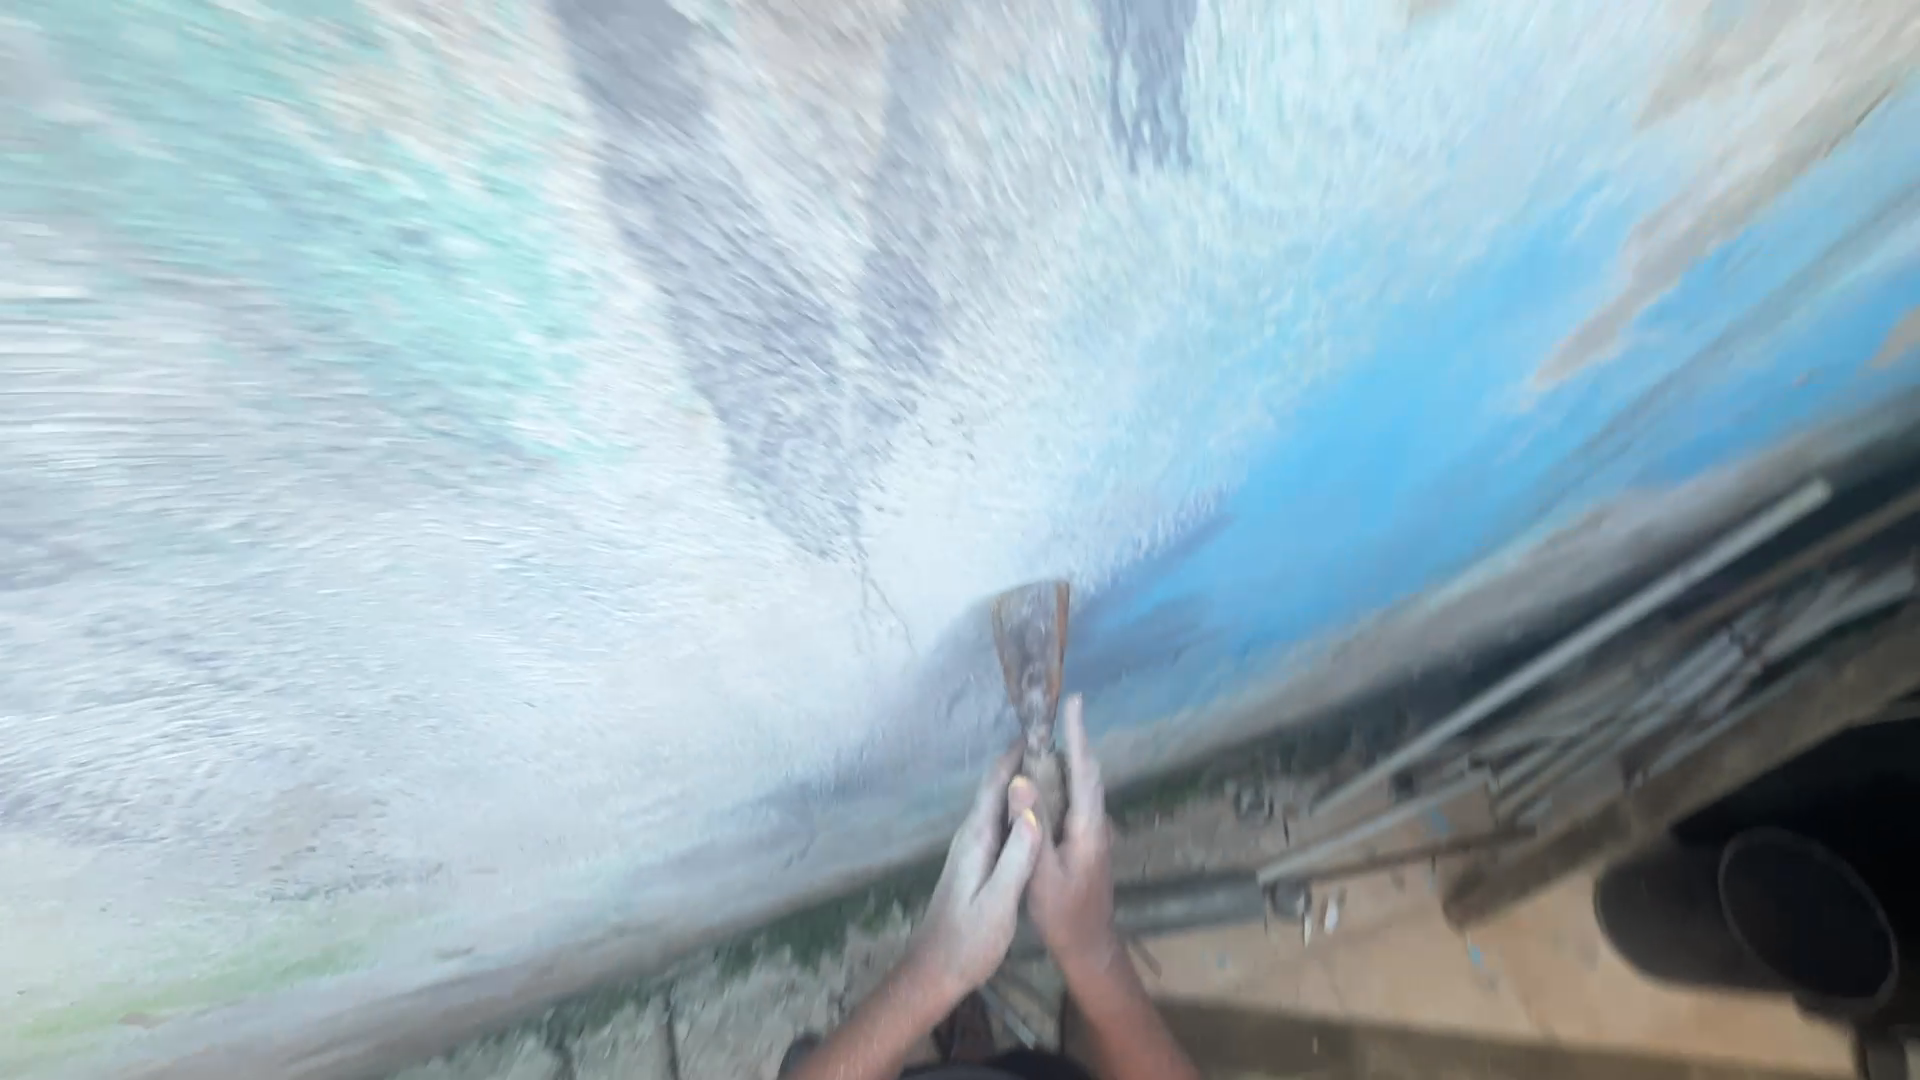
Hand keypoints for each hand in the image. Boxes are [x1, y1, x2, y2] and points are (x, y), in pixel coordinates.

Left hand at [906, 742, 1043, 1001]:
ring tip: (1056, 771)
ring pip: (1000, 803)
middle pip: (998, 787)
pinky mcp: (978, 859)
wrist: (936, 969)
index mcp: (977, 835)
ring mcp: (974, 845)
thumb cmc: (969, 939)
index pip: (996, 782)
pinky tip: (1040, 814)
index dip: (1016, 753)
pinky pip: (1001, 821)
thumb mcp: (999, 901)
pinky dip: (1021, 808)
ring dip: (1023, 784)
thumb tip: (1033, 807)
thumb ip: (1016, 856)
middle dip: (1023, 762)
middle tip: (1057, 746)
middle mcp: (973, 832)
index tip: (1041, 730)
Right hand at [1027, 695, 1120, 975]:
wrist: (1090, 947)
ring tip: (1043, 736)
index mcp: (1089, 825)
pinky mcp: (1085, 838)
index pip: (1085, 770)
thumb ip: (1032, 828)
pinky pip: (1075, 797)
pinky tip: (1043, 779)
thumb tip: (1020, 780)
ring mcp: (1093, 830)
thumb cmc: (1065, 915)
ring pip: (1081, 784)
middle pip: (1086, 771)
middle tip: (1053, 711)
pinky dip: (1062, 778)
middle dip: (1072, 738)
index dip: (1078, 734)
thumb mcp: (1042, 874)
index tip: (1075, 702)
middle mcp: (1096, 821)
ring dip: (1066, 757)